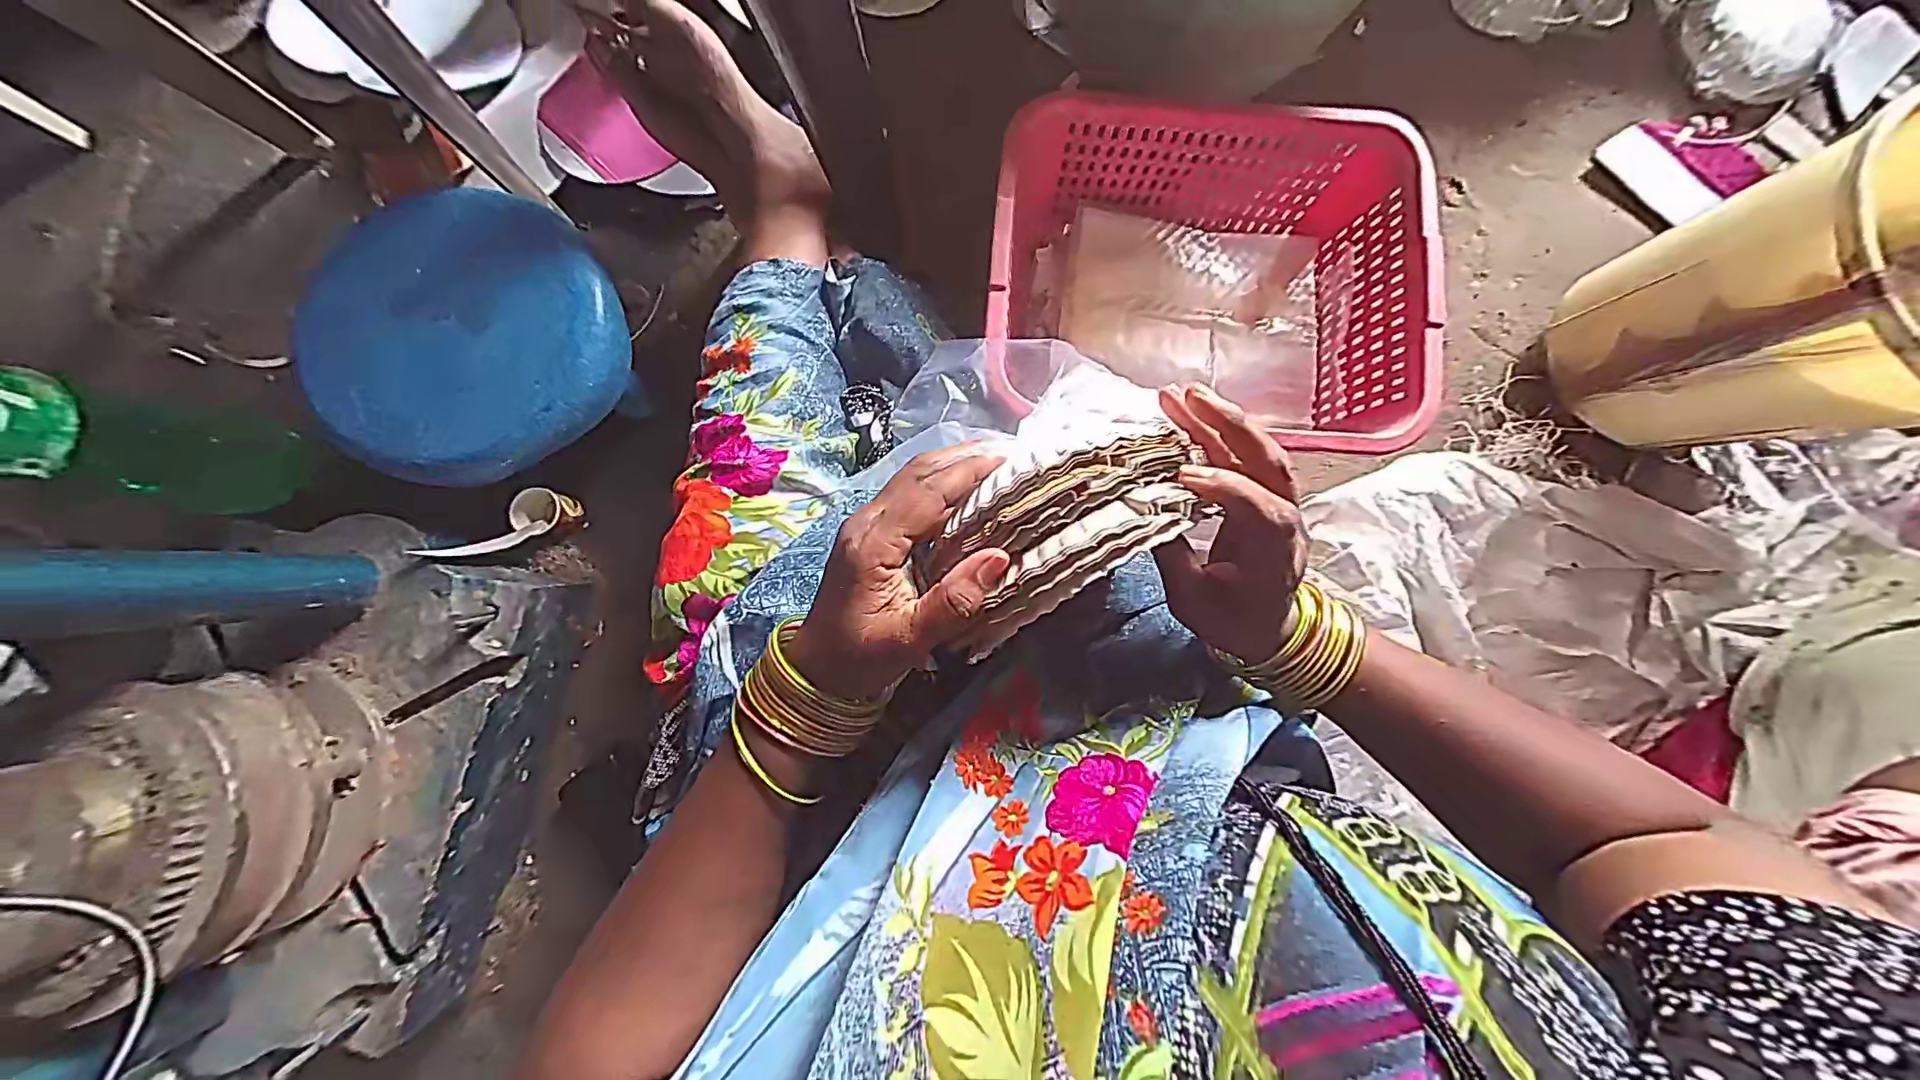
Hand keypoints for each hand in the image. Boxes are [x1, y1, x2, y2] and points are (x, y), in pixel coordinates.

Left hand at [785, 445, 1010, 700]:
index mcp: (873, 544)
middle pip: (917, 473)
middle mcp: (866, 522)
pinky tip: (964, 484)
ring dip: (952, 463)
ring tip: (995, 458)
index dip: (968, 471)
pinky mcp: (870, 531)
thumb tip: (999, 558)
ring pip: (911, 477)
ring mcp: (864, 523)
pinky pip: (908, 492)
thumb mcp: (909, 639)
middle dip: (964, 456)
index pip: (926, 492)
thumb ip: (953, 602)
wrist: (818, 668)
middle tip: (1011, 451)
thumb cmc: (860, 657)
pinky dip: (941, 480)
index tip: (1009, 459)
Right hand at [1153, 385, 1308, 663]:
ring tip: (1183, 395)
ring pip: (1255, 451)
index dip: (1218, 485)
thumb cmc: (1231, 619)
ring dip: (1220, 421)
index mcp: (1273, 546)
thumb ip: (1171, 553)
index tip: (1178, 475)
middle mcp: (1284, 515)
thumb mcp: (1192, 598)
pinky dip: (1220, 437)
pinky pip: (1245, 459)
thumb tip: (1142, 513)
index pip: (1252, 502)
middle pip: (1263, 458)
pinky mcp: (1263, 497)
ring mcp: (1277, 503)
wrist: (1268, 630)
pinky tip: (1192, 419)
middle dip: (1225, 423)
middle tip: (1187, 396)